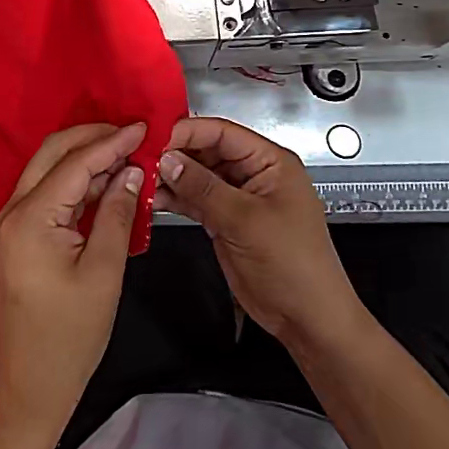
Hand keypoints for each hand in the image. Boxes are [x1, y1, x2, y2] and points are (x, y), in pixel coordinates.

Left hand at [0, 123, 144, 448]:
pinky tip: (109, 182)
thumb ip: (118, 213)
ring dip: (88, 158)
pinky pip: (51, 193)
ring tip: (129, 153)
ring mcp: (15, 222)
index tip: (145, 126)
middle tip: (135, 135)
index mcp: (31, 217)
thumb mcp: (104, 272)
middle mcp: (15, 210)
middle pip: (54, 153)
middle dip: (94, 137)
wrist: (30, 388)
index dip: (112, 141)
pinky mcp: (22, 235)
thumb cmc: (69, 336)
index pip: (76, 162)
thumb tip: (132, 171)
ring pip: (51, 170)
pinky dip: (80, 182)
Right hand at [156, 117, 363, 347]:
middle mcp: (253, 174)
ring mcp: (238, 198)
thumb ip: (203, 188)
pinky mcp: (225, 220)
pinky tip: (153, 199)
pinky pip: (195, 200)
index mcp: (270, 162)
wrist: (306, 317)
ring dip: (171, 177)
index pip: (222, 132)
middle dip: (174, 154)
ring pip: (197, 176)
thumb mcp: (245, 220)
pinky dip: (175, 199)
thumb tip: (170, 160)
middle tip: (142, 158)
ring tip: (141, 179)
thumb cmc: (296, 266)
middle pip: (207, 151)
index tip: (156, 136)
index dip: (188, 131)